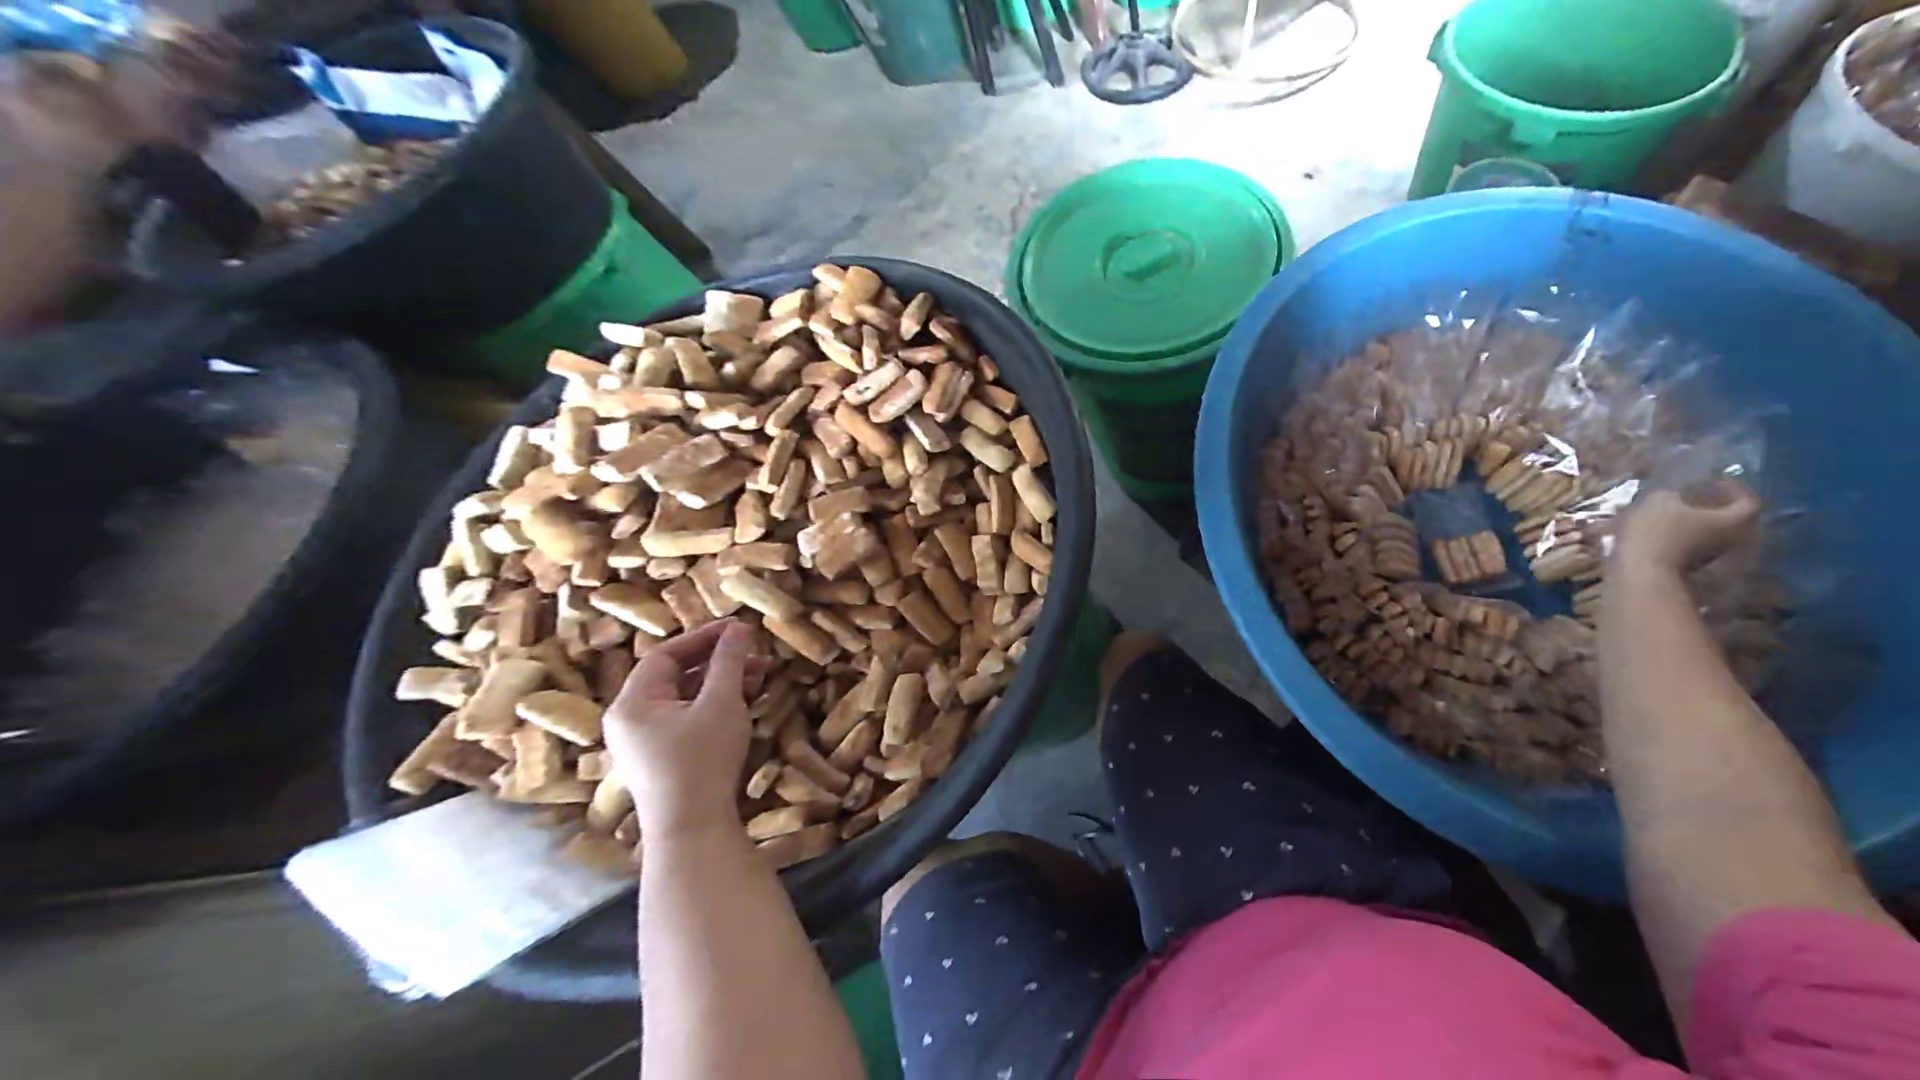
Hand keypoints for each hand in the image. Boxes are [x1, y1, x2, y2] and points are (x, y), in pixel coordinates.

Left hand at [604, 620, 755, 839]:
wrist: (692, 832)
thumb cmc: (702, 760)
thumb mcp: (721, 704)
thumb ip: (729, 662)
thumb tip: (740, 628)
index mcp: (632, 703)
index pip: (665, 655)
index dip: (703, 637)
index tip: (738, 628)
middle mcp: (630, 720)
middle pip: (674, 676)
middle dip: (717, 661)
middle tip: (753, 652)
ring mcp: (644, 744)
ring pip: (683, 699)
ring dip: (720, 683)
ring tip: (759, 675)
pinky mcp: (661, 761)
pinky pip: (685, 720)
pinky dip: (713, 706)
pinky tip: (744, 702)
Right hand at [1617, 480, 1760, 574]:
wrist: (1642, 571)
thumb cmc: (1658, 531)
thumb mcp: (1659, 502)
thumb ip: (1671, 494)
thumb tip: (1674, 495)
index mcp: (1733, 520)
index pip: (1747, 500)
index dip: (1733, 488)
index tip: (1714, 480)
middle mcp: (1731, 537)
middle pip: (1730, 518)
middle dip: (1713, 505)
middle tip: (1695, 495)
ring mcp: (1711, 553)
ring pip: (1710, 531)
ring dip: (1696, 520)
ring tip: (1673, 511)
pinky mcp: (1690, 563)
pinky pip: (1693, 542)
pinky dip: (1683, 533)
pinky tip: (1662, 528)